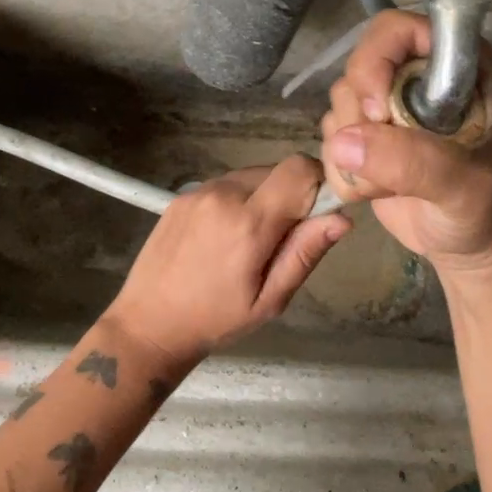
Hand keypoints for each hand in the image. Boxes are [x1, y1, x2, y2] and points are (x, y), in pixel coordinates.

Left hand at [103, 156, 350, 371]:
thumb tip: (342, 218)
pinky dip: (237, 201)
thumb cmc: (215, 320)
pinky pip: (226, 184)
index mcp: (249, 223)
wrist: (148, 322)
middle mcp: (224, 195)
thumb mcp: (269, 301)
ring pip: (252, 176)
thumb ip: (304, 254)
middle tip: (279, 241)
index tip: (316, 215)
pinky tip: (223, 237)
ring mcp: (200, 190)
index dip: (317, 184)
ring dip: (263, 199)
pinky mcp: (183, 193)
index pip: (299, 170)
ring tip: (248, 243)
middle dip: (290, 197)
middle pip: (277, 172)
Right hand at [319, 11, 491, 274]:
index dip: (375, 61)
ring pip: (339, 104)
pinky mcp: (364, 135)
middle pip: (357, 69)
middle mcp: (415, 75)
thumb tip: (344, 142)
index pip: (395, 29)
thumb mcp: (460, 185)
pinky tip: (375, 189)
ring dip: (353, 150)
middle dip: (361, 118)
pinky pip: (330, 137)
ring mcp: (387, 104)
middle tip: (389, 159)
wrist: (469, 246)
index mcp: (453, 63)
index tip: (377, 110)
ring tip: (391, 181)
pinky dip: (343, 169)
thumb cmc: (482, 208)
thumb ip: (411, 161)